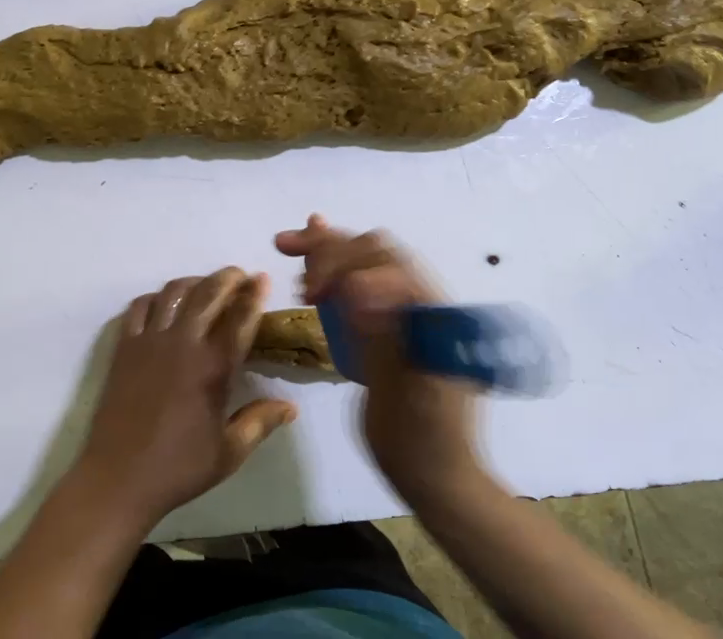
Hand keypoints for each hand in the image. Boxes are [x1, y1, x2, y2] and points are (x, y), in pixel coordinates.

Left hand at [74, 268, 296, 526]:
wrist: (119, 477)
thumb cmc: (179, 468)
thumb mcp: (229, 452)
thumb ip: (260, 421)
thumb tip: (291, 406)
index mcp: (213, 367)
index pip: (239, 319)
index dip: (253, 295)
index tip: (262, 280)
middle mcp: (182, 343)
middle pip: (207, 294)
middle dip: (226, 279)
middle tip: (239, 276)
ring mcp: (149, 342)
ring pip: (173, 293)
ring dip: (193, 282)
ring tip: (205, 285)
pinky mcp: (124, 348)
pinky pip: (139, 307)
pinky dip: (155, 297)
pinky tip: (163, 304)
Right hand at [274, 215, 487, 506]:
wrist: (437, 478)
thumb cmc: (423, 443)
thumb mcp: (405, 394)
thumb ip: (384, 337)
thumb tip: (359, 286)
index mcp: (436, 314)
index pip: (388, 264)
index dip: (344, 263)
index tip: (308, 294)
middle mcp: (425, 304)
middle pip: (376, 253)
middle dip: (331, 246)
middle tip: (286, 246)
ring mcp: (409, 315)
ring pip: (368, 262)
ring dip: (330, 251)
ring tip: (290, 245)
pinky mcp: (392, 329)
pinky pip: (364, 286)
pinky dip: (336, 269)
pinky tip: (312, 264)